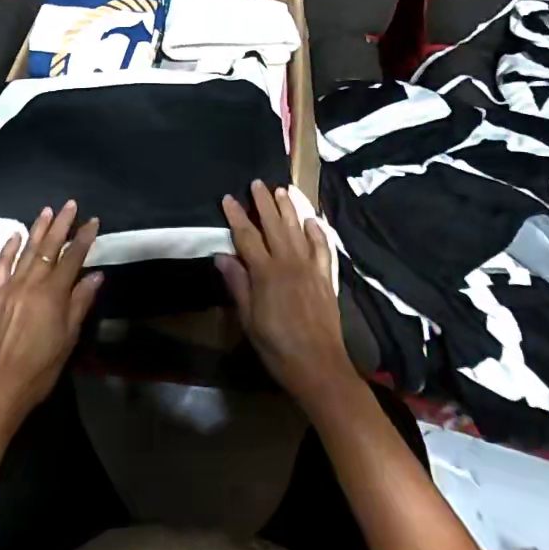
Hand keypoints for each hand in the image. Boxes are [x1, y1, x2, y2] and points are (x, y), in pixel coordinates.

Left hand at [0, 200, 102, 428]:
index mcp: (53, 292)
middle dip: (61, 224)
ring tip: (47, 211)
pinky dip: (8, 248)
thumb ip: (80, 302)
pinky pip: (1, 265)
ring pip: (26, 251)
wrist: (0, 385)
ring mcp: (10, 287)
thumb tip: (95, 274)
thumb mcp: (69, 336)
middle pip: (49, 247)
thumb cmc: (41, 365)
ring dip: (38, 229)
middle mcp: (31, 283)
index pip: (73, 257)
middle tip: (71, 204)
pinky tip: (15, 235)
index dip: (84, 238)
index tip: (93, 221)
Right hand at [217, 180, 358, 407]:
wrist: (319, 366)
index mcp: (265, 273)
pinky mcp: (326, 277)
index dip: (236, 216)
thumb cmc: (277, 347)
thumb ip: (237, 285)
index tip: (228, 198)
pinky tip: (312, 220)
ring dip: (289, 209)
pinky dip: (317, 231)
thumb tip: (222, 256)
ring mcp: (310, 268)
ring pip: (298, 230)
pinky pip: (322, 247)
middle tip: (256, 183)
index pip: (247, 236)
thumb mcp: (249, 320)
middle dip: (263, 203)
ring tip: (282, 190)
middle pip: (274, 225)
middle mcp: (289, 263)